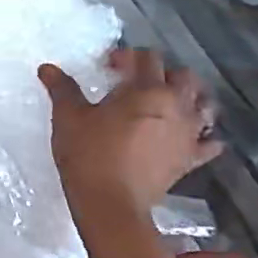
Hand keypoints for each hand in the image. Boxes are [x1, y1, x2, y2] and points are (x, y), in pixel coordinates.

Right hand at [38, 47, 221, 211]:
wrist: (110, 201)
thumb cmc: (88, 153)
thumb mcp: (68, 117)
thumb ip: (62, 88)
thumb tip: (47, 67)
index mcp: (146, 90)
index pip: (146, 58)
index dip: (126, 56)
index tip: (107, 67)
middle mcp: (176, 105)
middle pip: (182, 76)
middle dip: (161, 73)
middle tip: (136, 83)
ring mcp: (189, 133)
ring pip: (204, 104)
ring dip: (188, 98)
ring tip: (166, 104)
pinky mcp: (191, 158)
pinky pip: (209, 142)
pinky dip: (202, 135)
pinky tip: (188, 136)